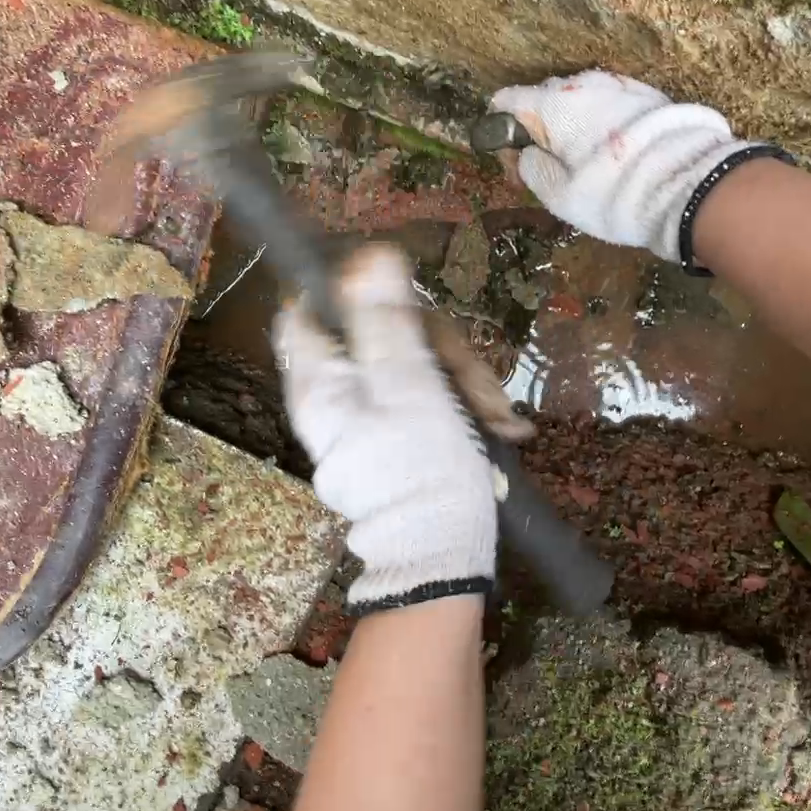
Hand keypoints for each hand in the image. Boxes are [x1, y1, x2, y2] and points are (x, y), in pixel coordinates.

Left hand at [274, 245, 496, 613]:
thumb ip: (385, 322)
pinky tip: (496, 427)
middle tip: (478, 385)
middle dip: (438, 350)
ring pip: (410, 364)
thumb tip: (368, 257)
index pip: (310, 311)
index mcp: (321, 382)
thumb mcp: (409, 386)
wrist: (443, 553)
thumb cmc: (425, 470)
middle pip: (377, 335)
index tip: (405, 304)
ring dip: (461, 382)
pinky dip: (459, 405)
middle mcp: (333, 396)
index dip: (351, 293)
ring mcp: (363, 417)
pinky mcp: (394, 434)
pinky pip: (424, 396)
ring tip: (500, 420)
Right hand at [489, 70, 751, 261]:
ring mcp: (619, 86)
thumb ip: (533, 170)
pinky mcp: (648, 96)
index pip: (510, 99)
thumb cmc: (612, 195)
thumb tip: (527, 154)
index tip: (505, 146)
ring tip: (581, 155)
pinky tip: (611, 148)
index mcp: (555, 107)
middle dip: (539, 122)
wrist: (686, 186)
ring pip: (581, 97)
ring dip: (574, 120)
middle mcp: (584, 86)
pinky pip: (610, 103)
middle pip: (546, 96)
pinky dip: (602, 120)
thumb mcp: (560, 197)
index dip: (501, 123)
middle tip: (545, 159)